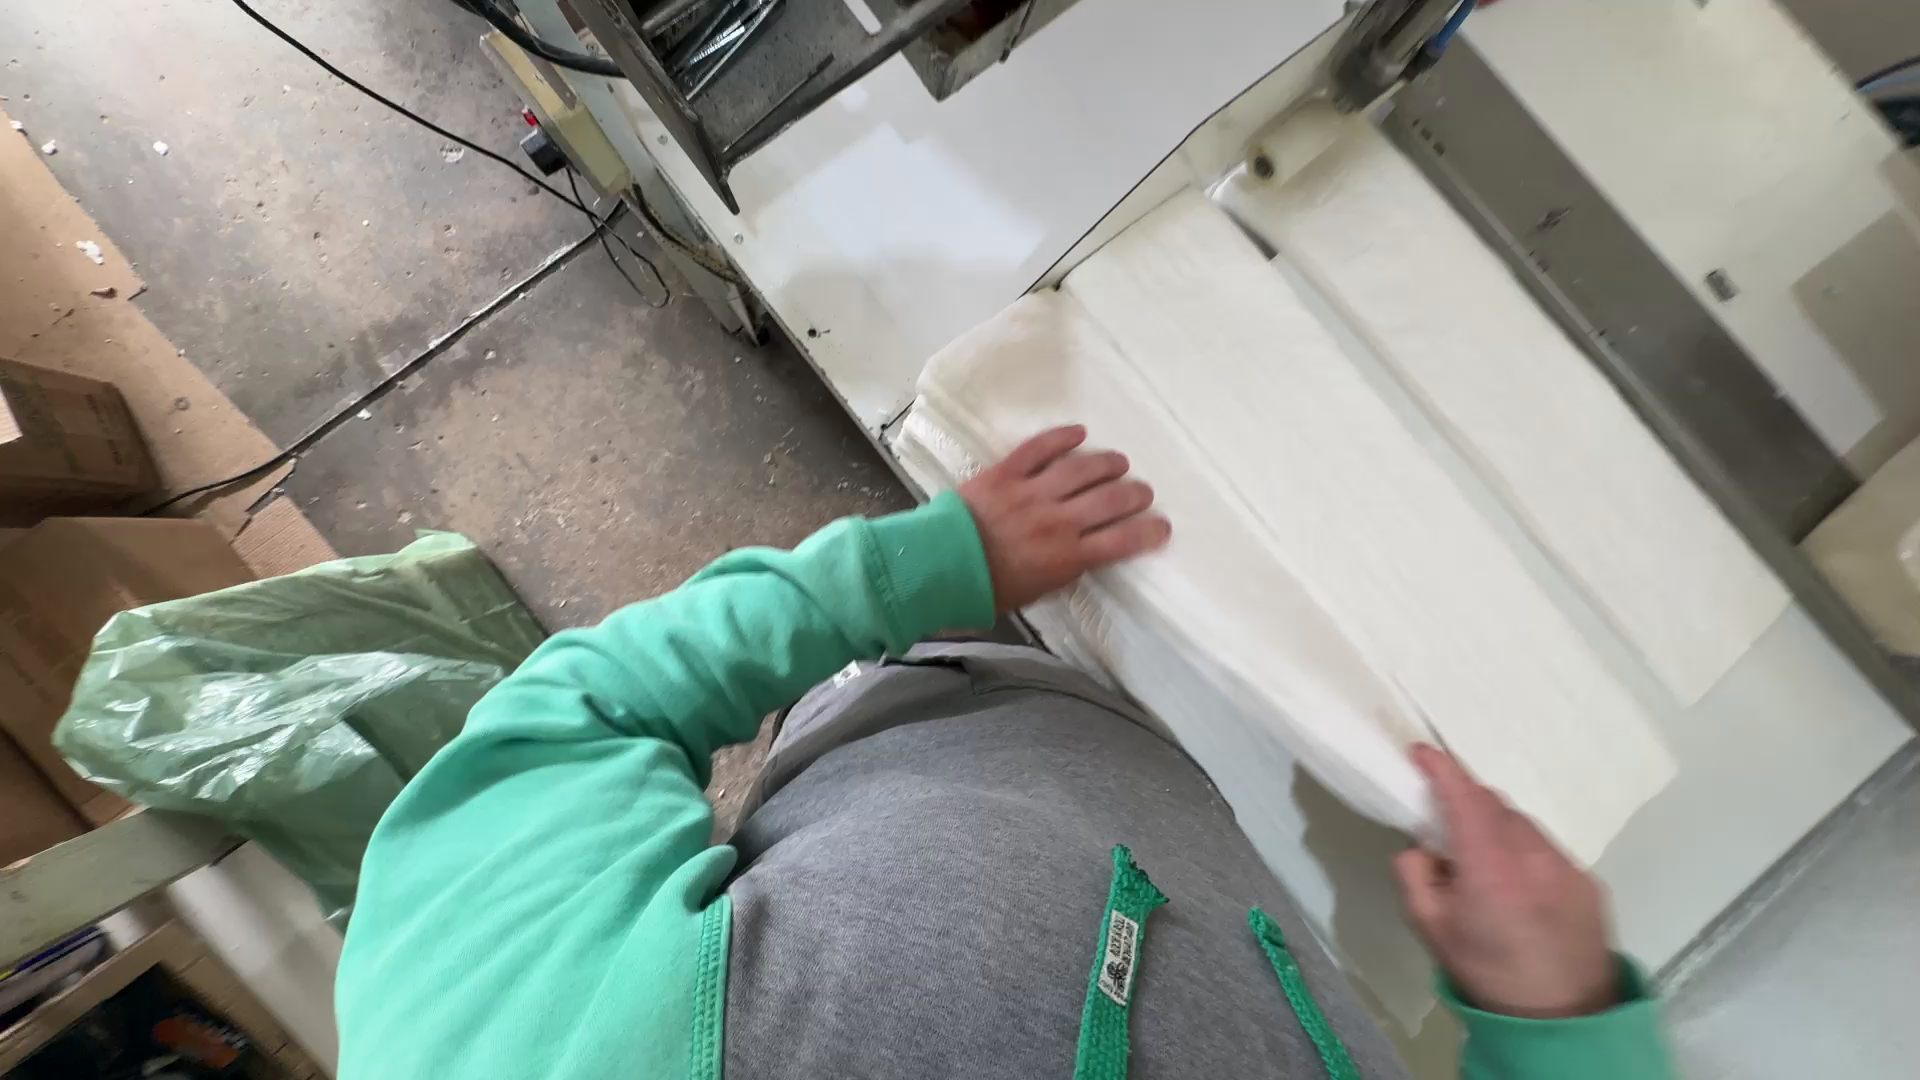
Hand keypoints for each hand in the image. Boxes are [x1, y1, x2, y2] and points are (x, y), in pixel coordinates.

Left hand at [958, 425, 1170, 612]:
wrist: (939, 564)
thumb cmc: (983, 589)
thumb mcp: (1033, 593)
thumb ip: (1061, 572)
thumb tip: (1080, 556)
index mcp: (1066, 557)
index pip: (1121, 542)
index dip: (1148, 532)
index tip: (1163, 526)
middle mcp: (1057, 521)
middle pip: (1110, 500)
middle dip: (1134, 494)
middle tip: (1142, 492)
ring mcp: (1033, 493)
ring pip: (1082, 469)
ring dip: (1107, 463)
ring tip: (1119, 462)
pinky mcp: (1006, 472)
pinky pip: (1040, 448)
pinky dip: (1062, 437)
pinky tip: (1079, 432)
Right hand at [1394, 745, 1619, 1019]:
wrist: (1564, 1022)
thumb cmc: (1485, 970)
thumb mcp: (1427, 923)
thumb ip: (1412, 870)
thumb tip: (1423, 845)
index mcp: (1490, 868)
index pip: (1464, 798)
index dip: (1441, 768)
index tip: (1420, 752)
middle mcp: (1533, 858)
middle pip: (1493, 803)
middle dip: (1464, 797)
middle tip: (1442, 816)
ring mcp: (1567, 869)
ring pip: (1520, 822)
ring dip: (1494, 822)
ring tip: (1480, 852)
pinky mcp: (1590, 883)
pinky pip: (1544, 846)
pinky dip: (1520, 846)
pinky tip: (1514, 877)